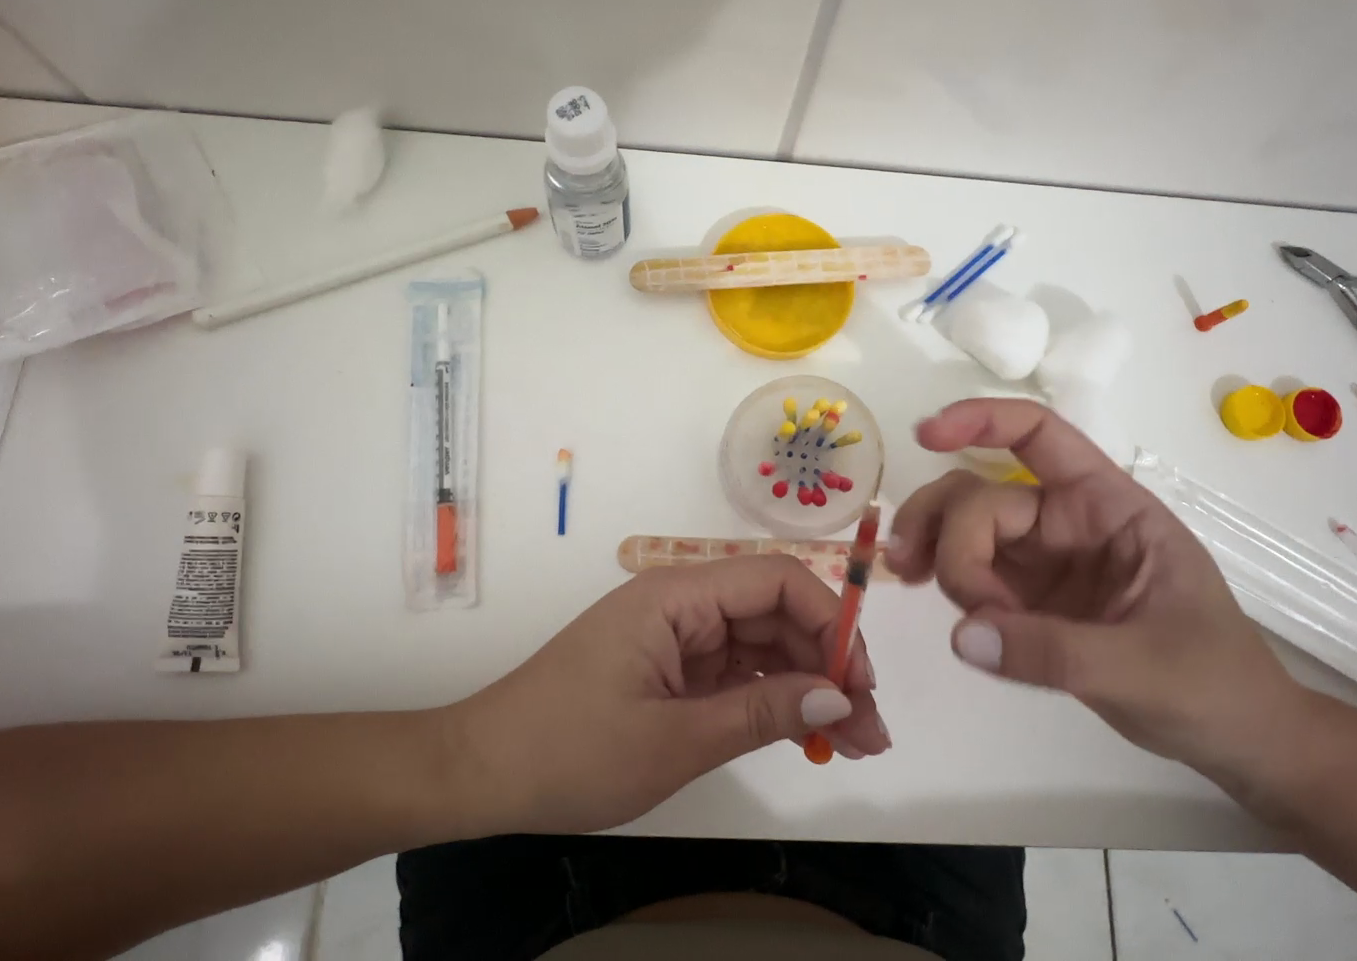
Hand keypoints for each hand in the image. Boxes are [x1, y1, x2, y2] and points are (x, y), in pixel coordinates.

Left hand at [448, 556, 887, 835]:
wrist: (482, 774)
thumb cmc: (570, 750)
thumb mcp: (675, 739)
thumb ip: (763, 714)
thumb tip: (843, 697)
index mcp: (676, 596)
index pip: (776, 582)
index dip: (831, 623)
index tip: (864, 683)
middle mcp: (681, 605)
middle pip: (775, 615)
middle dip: (829, 666)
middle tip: (873, 730)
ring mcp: (677, 639)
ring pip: (762, 648)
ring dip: (809, 689)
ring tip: (858, 741)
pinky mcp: (671, 671)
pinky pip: (736, 675)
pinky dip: (773, 704)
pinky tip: (810, 734)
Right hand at [886, 398, 1297, 768]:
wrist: (1232, 736)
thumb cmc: (1214, 683)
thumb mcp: (1148, 669)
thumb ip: (1055, 653)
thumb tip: (962, 634)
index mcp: (1109, 507)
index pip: (1040, 436)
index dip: (984, 420)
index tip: (927, 436)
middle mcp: (1067, 521)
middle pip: (981, 494)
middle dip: (951, 534)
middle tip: (941, 589)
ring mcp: (1041, 560)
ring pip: (962, 527)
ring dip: (931, 547)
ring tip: (913, 584)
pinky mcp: (1023, 599)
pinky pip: (968, 573)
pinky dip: (941, 579)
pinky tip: (931, 598)